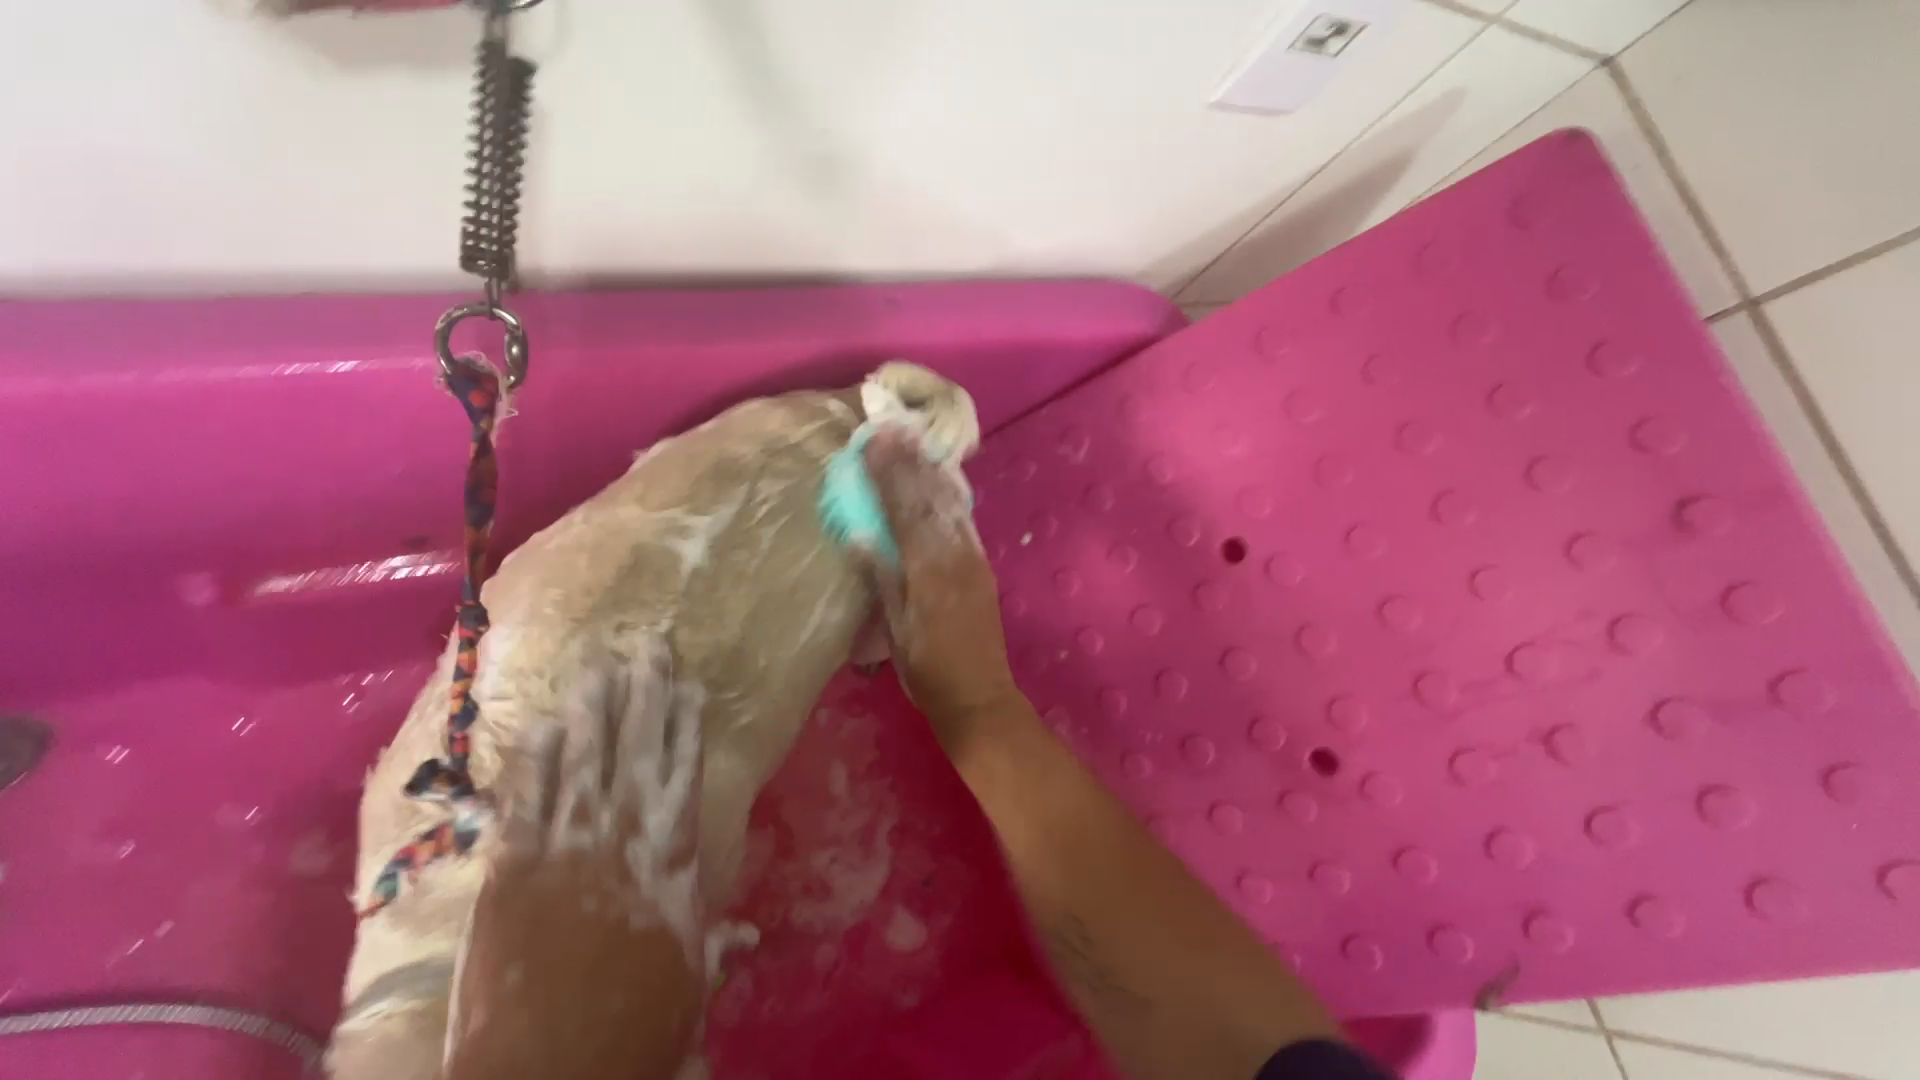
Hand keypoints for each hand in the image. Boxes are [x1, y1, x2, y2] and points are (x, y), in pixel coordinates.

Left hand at [442, 648, 705, 1079]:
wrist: (546, 1074)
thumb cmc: (633, 1028)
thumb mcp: (689, 988)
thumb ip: (714, 948)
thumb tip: (750, 934)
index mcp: (671, 863)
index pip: (684, 775)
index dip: (688, 726)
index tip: (691, 683)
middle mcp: (622, 840)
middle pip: (637, 751)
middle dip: (644, 695)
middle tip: (648, 645)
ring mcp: (563, 849)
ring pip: (581, 760)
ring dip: (590, 708)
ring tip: (595, 661)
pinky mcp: (510, 868)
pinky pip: (524, 799)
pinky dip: (531, 759)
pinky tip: (538, 722)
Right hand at [860, 427, 1022, 747]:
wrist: (980, 696)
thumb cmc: (927, 670)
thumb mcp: (895, 630)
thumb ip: (881, 580)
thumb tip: (859, 536)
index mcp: (929, 570)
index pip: (905, 511)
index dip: (890, 473)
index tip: (875, 441)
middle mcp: (956, 556)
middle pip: (931, 499)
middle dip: (911, 462)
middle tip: (894, 427)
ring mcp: (974, 559)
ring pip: (952, 505)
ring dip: (932, 472)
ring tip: (915, 442)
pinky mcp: (982, 567)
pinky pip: (964, 521)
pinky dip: (949, 496)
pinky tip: (941, 481)